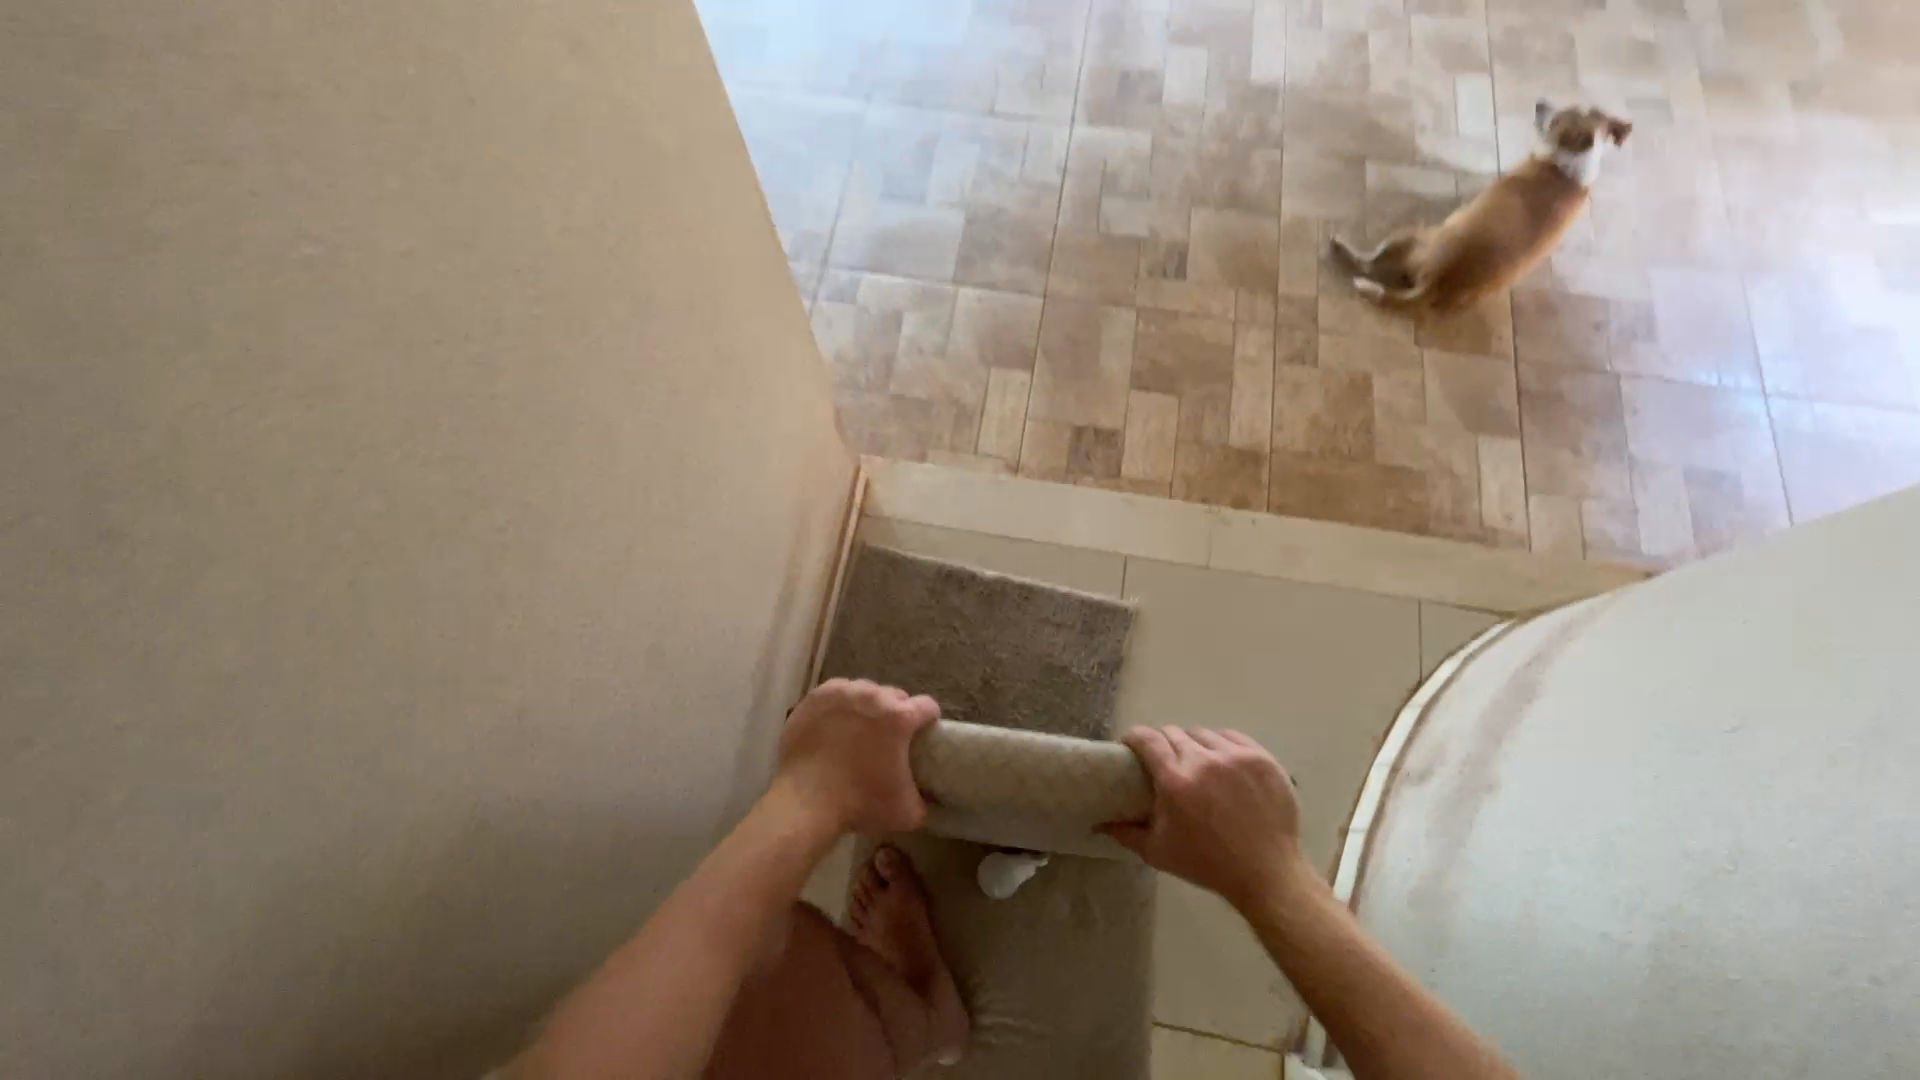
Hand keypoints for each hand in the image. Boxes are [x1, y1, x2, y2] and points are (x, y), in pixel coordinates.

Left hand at [772, 679, 938, 835]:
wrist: (806, 801)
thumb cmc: (860, 804)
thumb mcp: (907, 813)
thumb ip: (925, 801)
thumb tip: (930, 798)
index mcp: (900, 718)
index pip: (928, 706)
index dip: (928, 718)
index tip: (923, 732)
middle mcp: (874, 696)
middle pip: (896, 695)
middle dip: (897, 711)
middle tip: (888, 736)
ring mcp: (843, 693)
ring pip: (866, 689)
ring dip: (869, 704)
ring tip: (860, 726)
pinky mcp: (817, 697)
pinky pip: (838, 690)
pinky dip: (842, 702)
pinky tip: (838, 719)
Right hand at [1102, 726, 1309, 910]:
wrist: (1267, 873)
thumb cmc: (1207, 864)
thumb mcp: (1158, 852)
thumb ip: (1125, 833)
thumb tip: (1098, 823)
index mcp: (1175, 780)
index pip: (1146, 739)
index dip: (1134, 738)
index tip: (1131, 747)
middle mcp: (1203, 760)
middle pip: (1172, 733)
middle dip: (1162, 744)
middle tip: (1163, 762)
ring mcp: (1236, 756)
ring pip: (1202, 733)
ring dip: (1191, 744)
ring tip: (1194, 763)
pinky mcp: (1261, 758)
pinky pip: (1232, 737)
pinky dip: (1221, 745)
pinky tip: (1221, 761)